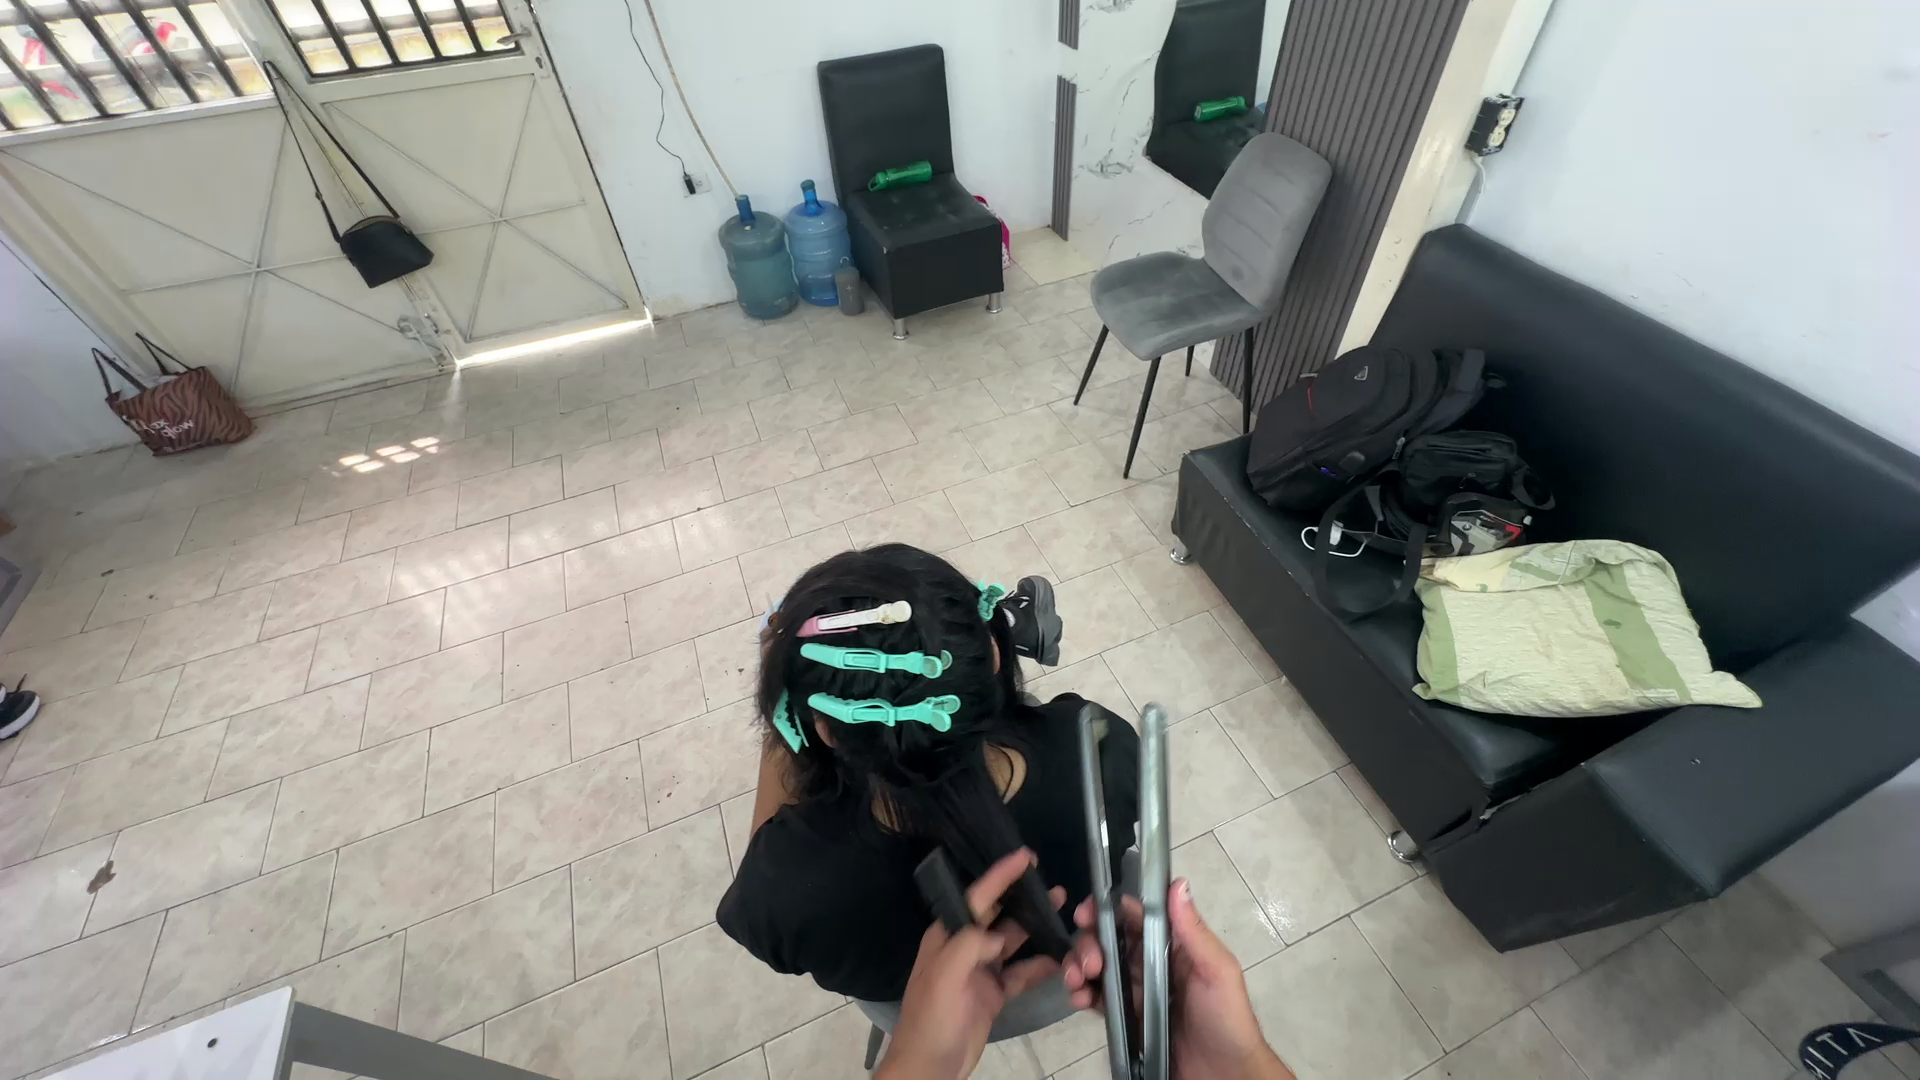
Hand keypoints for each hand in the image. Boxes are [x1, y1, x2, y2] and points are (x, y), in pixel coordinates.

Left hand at [876, 849, 1065, 1079]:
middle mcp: (965, 946)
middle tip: (1052, 884)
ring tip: (1062, 912)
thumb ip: (970, 945)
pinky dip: (1039, 965)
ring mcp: (981, 970)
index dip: (1000, 875)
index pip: (977, 896)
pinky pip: (1020, 973)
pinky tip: (1060, 958)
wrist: (929, 1069)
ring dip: (1034, 927)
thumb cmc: (931, 1017)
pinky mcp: (994, 993)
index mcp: (948, 934)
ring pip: (1012, 941)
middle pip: (998, 914)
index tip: (1024, 856)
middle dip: (1022, 897)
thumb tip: (999, 935)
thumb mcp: (944, 975)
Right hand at [1062, 878, 1294, 1079]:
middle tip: (1087, 962)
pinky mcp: (1126, 1018)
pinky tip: (1077, 998)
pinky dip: (1081, 992)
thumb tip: (1178, 882)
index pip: (1132, 913)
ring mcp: (1136, 989)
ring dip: (1078, 964)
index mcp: (1170, 944)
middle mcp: (1149, 960)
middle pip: (1108, 937)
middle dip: (1088, 941)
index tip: (1086, 912)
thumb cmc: (1227, 1021)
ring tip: (1075, 981)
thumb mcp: (1217, 973)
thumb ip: (1194, 932)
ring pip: (1098, 964)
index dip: (1106, 907)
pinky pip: (1098, 997)